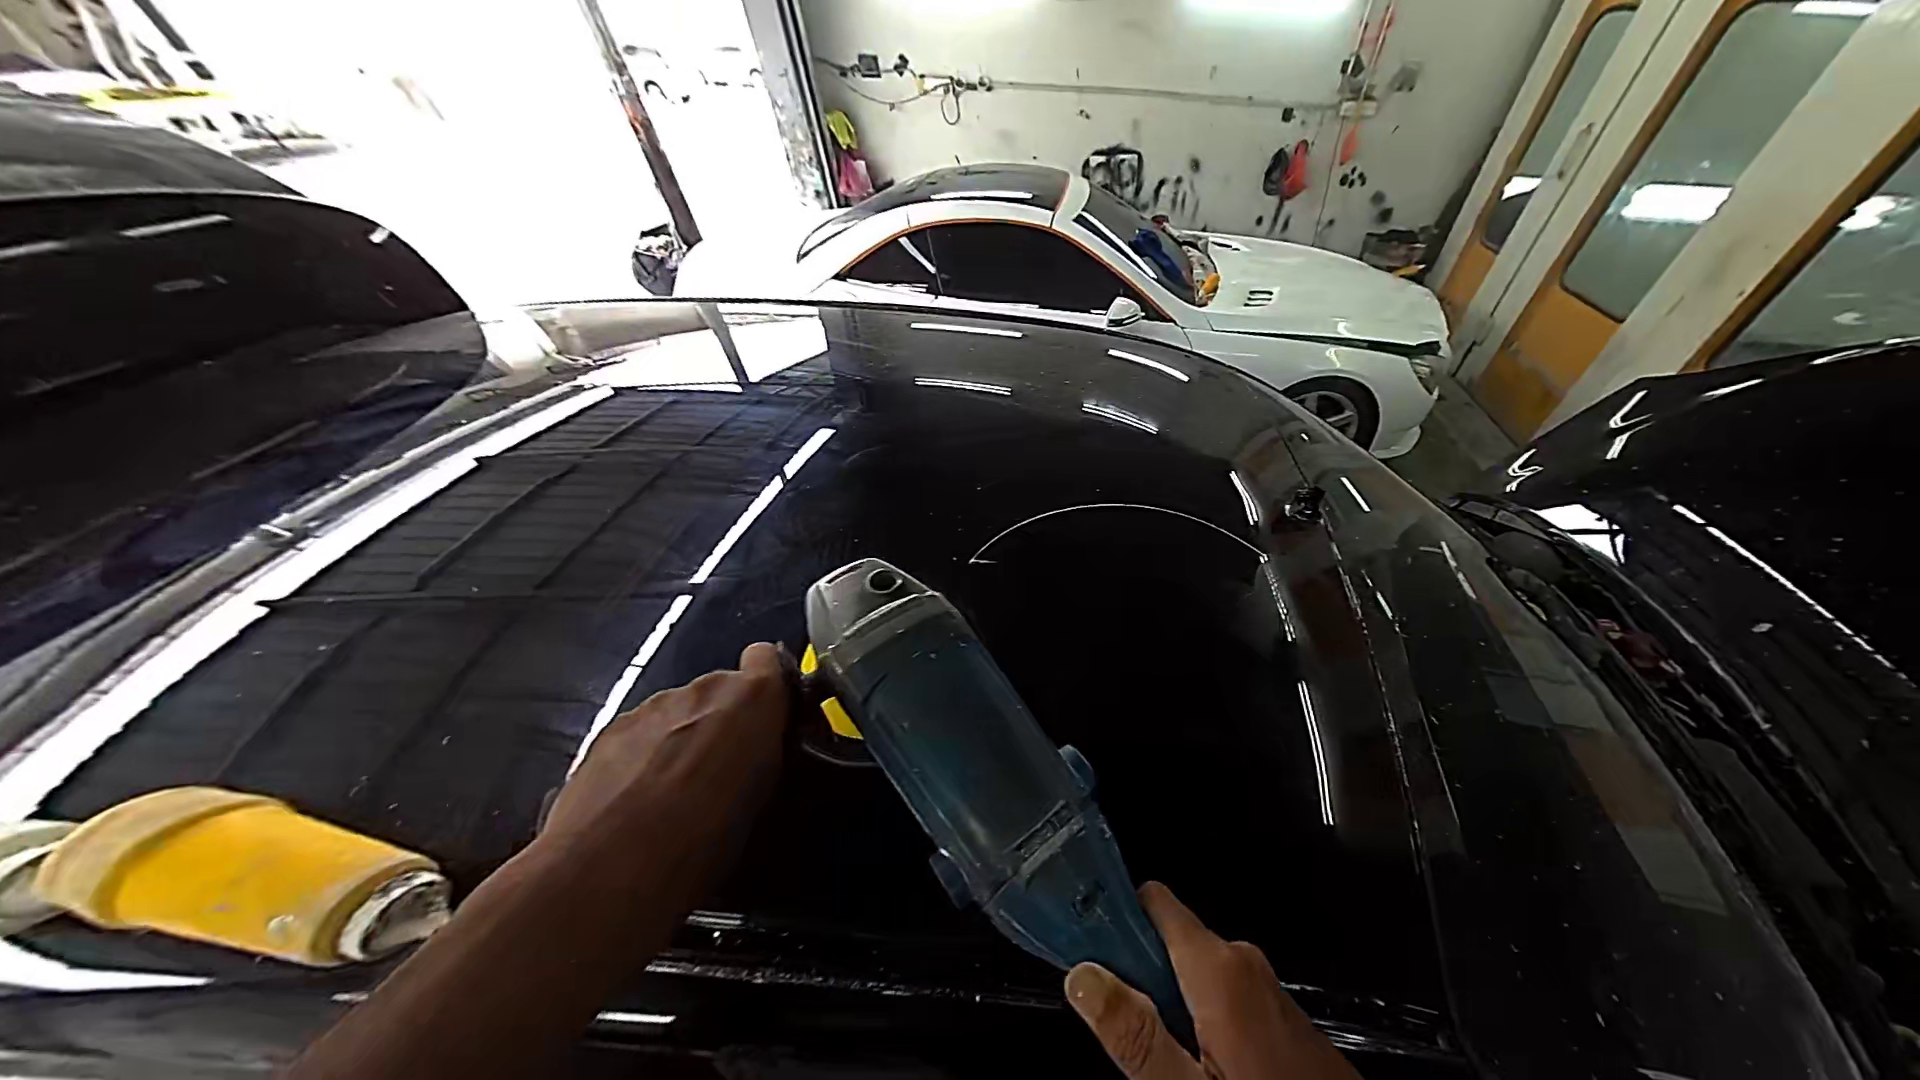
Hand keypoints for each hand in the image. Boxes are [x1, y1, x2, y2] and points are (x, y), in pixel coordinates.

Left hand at [543, 642, 788, 859]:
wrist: (614, 867)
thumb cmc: (710, 835)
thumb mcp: (769, 798)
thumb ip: (771, 754)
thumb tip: (765, 757)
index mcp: (753, 698)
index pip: (767, 658)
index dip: (767, 684)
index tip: (768, 717)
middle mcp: (702, 689)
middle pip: (720, 690)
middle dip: (723, 721)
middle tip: (724, 772)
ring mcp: (650, 707)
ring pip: (677, 713)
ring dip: (682, 740)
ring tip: (675, 797)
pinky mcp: (607, 731)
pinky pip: (639, 734)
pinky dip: (643, 758)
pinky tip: (637, 805)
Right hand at [1066, 882, 1362, 1079]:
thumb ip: (1135, 1034)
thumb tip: (1082, 977)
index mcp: (1219, 967)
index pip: (1152, 900)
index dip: (1116, 919)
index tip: (1091, 953)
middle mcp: (1243, 961)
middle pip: (1166, 941)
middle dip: (1142, 979)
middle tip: (1136, 1038)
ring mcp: (1266, 986)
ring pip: (1191, 971)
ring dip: (1171, 1005)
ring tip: (1178, 1065)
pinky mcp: (1278, 1011)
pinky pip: (1220, 992)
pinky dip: (1201, 1018)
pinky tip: (1208, 1068)